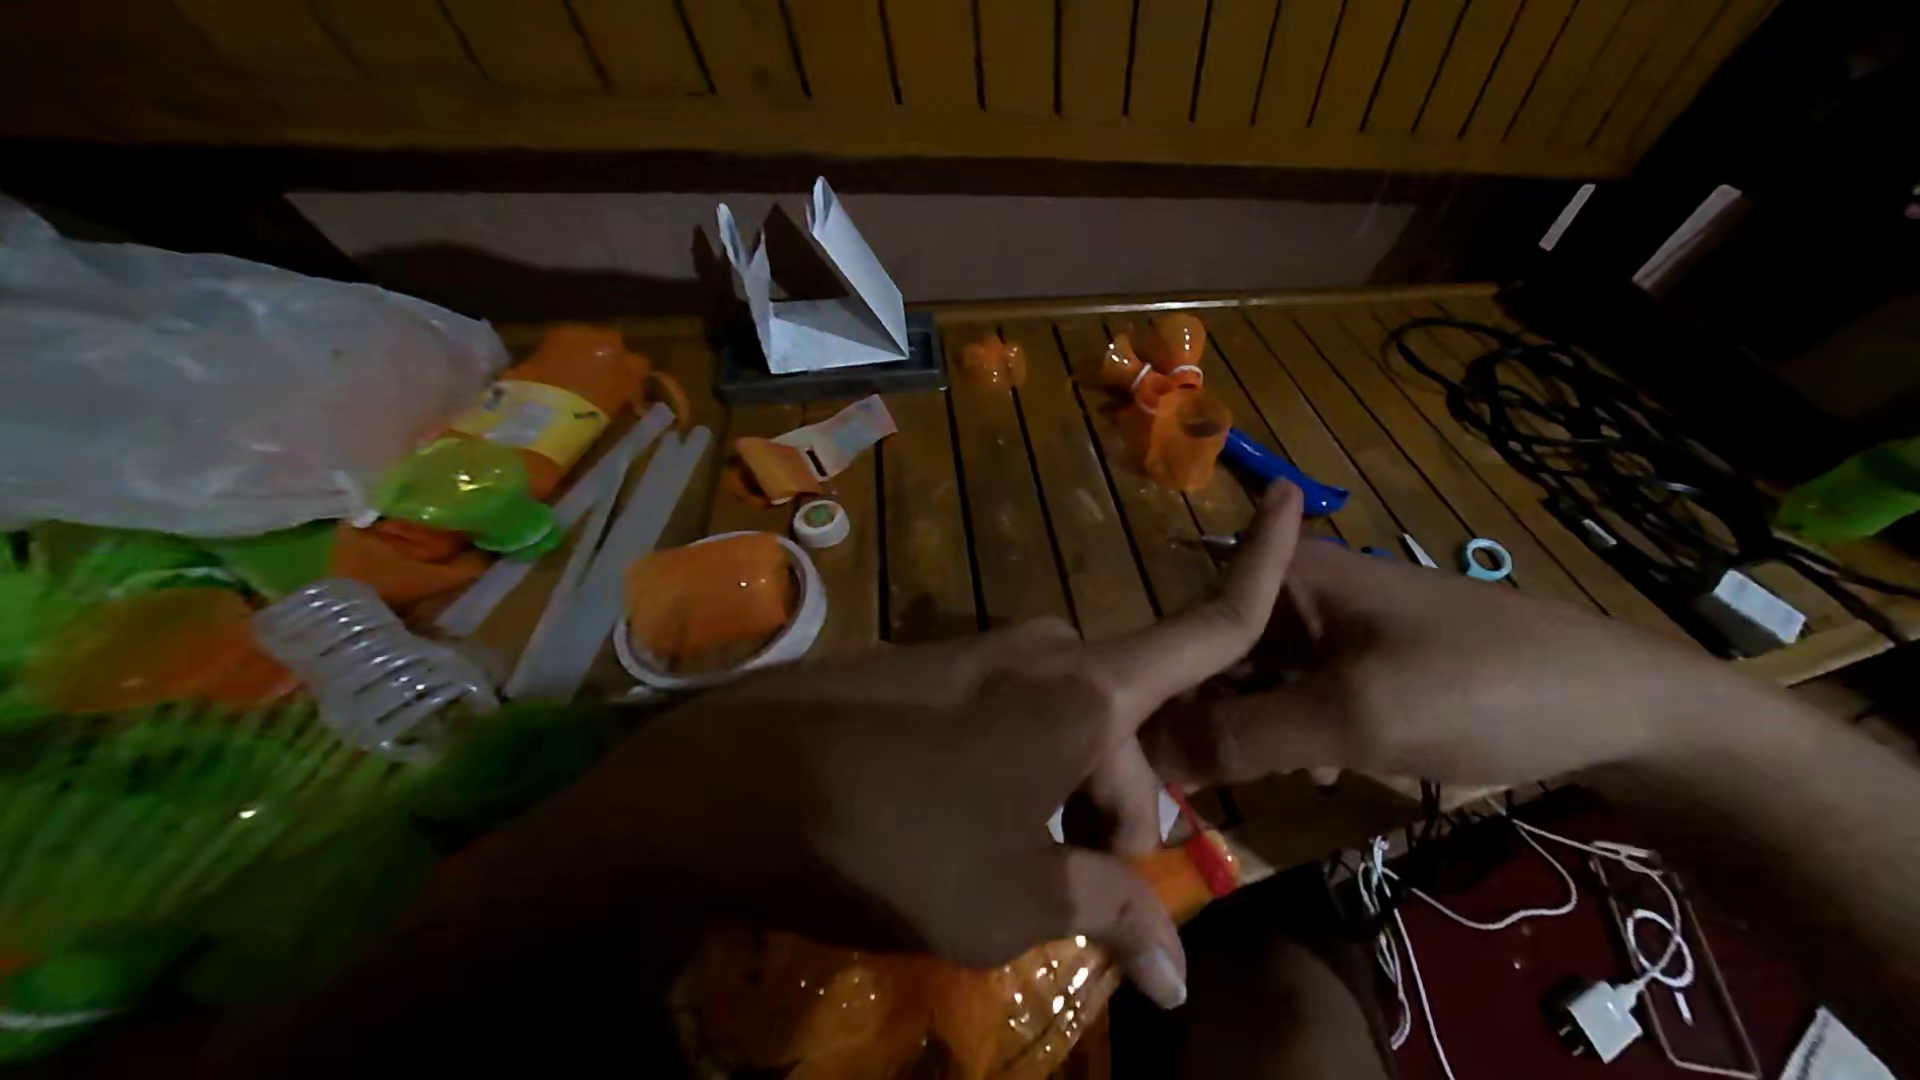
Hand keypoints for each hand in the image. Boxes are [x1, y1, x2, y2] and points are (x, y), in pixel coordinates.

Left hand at [547, 482, 1305, 1009]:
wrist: (739, 782)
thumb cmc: (895, 837)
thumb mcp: (1014, 896)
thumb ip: (1108, 913)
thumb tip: (1184, 977)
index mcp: (1085, 689)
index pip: (1206, 632)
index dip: (1262, 570)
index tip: (1295, 506)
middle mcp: (1041, 651)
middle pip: (1127, 718)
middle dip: (1126, 801)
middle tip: (1093, 888)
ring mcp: (979, 655)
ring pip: (1065, 722)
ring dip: (1068, 793)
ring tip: (1026, 868)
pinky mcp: (929, 670)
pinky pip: (1006, 716)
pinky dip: (1016, 770)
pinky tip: (973, 822)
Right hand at [1143, 538, 1765, 787]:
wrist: (1630, 710)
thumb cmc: (1481, 688)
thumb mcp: (1352, 717)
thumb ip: (1243, 735)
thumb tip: (1149, 757)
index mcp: (1280, 574)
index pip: (1184, 627)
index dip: (1161, 689)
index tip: (1147, 753)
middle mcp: (1291, 591)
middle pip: (1214, 656)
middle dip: (1205, 719)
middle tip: (1196, 786)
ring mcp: (1325, 626)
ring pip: (1252, 680)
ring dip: (1246, 733)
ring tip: (1252, 783)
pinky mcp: (1353, 660)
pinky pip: (1293, 694)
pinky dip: (1290, 734)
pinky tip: (1319, 771)